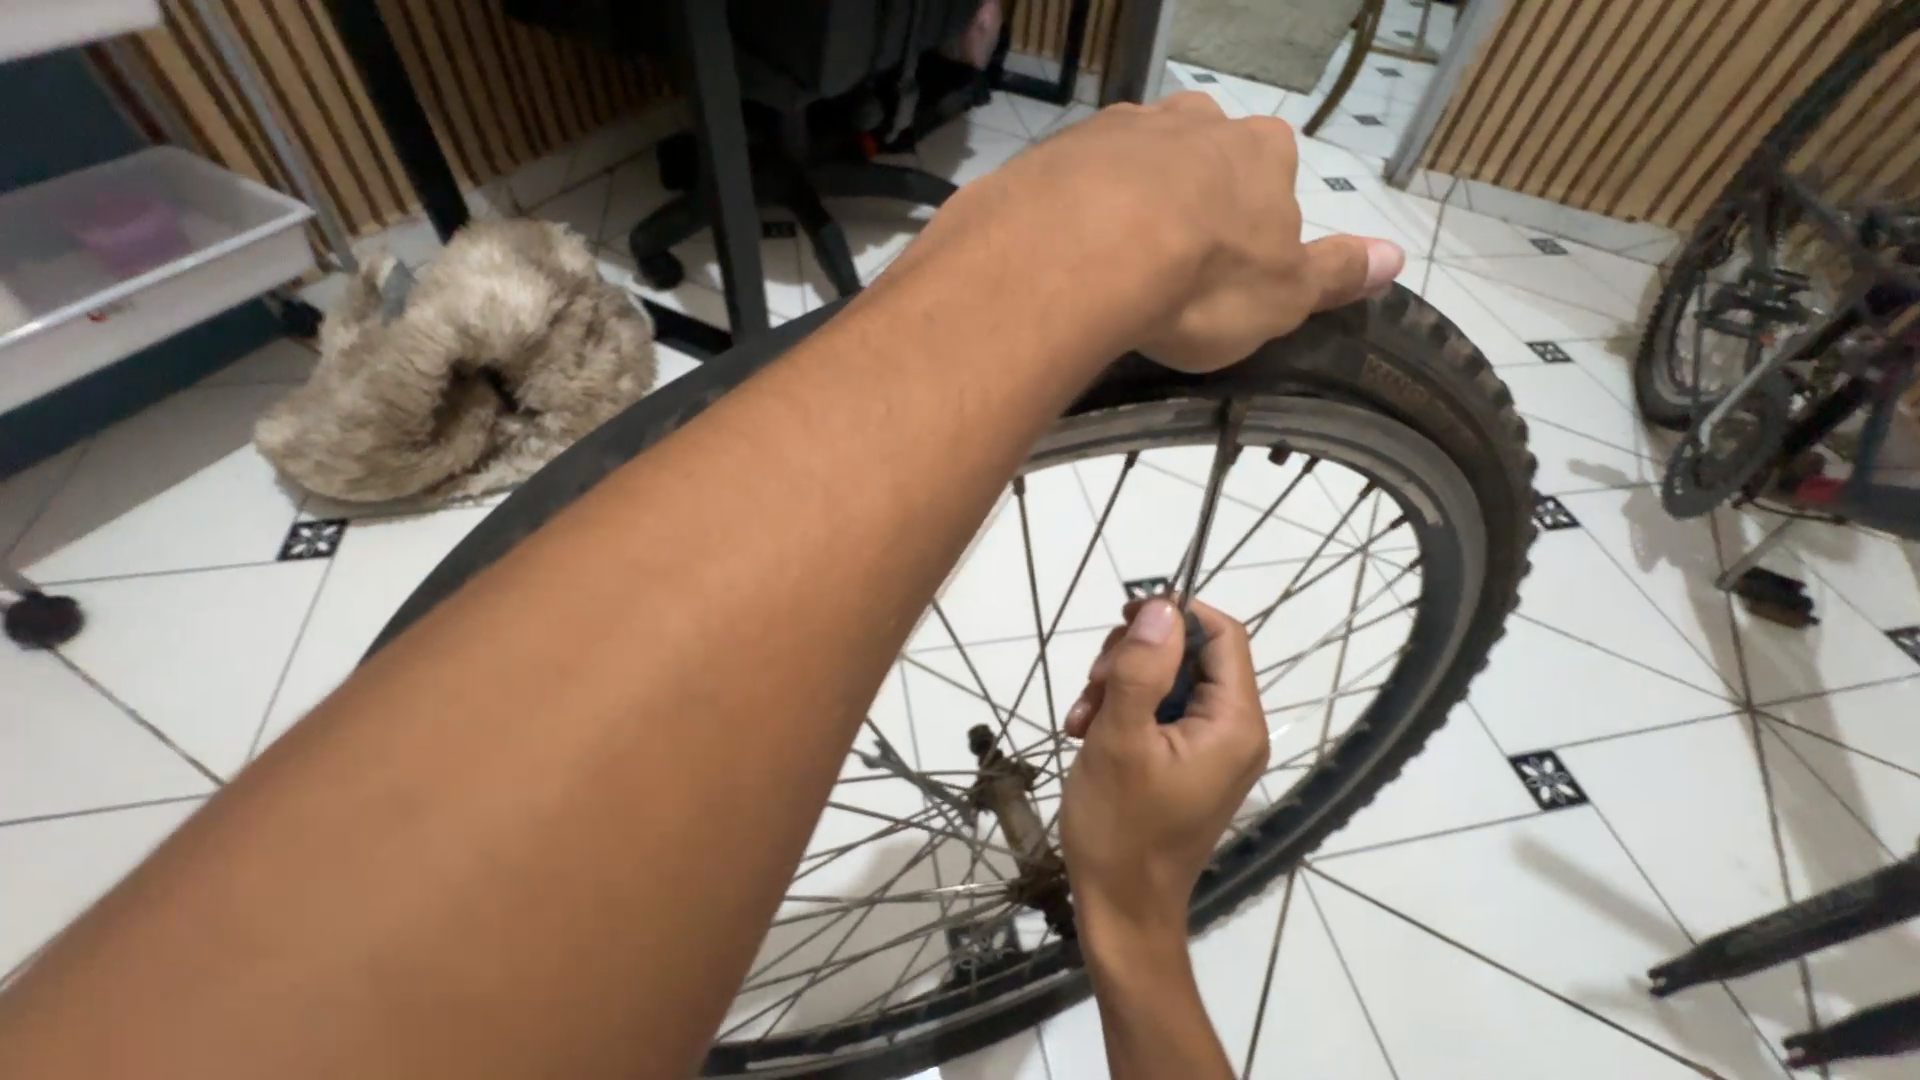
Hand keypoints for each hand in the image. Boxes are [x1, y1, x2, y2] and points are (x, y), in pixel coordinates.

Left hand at [907, 92, 1404, 372]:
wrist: (1085, 254)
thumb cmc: (1202, 282)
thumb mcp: (1283, 297)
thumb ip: (1335, 274)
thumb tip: (1396, 257)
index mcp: (1261, 152)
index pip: (1272, 179)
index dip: (1249, 227)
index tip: (1223, 273)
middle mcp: (1195, 122)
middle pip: (1200, 162)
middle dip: (1188, 206)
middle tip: (1164, 268)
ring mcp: (1121, 127)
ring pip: (1135, 163)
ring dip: (1128, 203)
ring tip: (1109, 263)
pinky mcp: (1058, 149)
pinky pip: (1075, 179)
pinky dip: (1074, 209)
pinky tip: (1063, 250)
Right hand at [1059, 599, 1268, 938]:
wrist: (1120, 907)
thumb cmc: (1120, 825)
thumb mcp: (1121, 738)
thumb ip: (1142, 668)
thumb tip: (1162, 605)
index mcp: (1234, 721)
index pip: (1224, 634)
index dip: (1176, 614)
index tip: (1123, 618)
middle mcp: (1234, 729)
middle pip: (1191, 654)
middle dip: (1135, 656)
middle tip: (1092, 681)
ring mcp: (1211, 748)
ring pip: (1167, 681)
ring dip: (1118, 685)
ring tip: (1081, 718)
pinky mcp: (1187, 762)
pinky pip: (1159, 713)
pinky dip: (1121, 712)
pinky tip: (1086, 732)